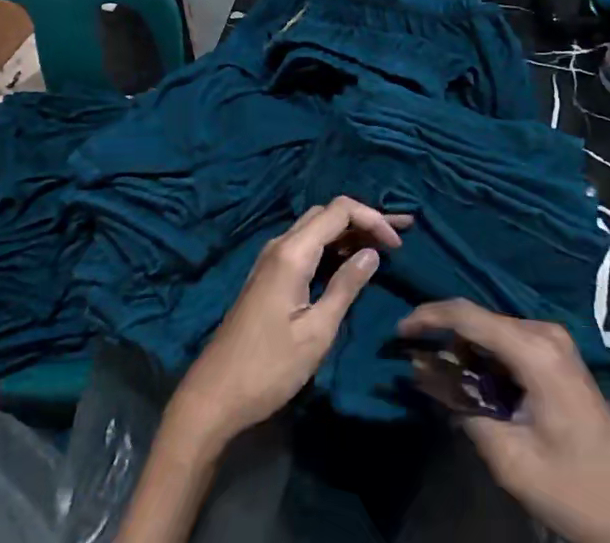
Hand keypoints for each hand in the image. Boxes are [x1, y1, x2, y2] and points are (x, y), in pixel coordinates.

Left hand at [167, 198, 411, 446]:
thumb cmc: (268, 368)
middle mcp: (280, 247)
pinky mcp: (269, 278)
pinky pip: (306, 247)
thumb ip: (346, 286)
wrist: (212, 398)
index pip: (340, 211)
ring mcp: (271, 261)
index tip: (397, 245)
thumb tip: (372, 254)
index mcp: (292, 253)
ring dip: (349, 233)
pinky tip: (351, 263)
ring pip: (315, 229)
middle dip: (364, 219)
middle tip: (397, 237)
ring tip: (383, 246)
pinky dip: (333, 248)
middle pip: (327, 213)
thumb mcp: (317, 331)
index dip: (373, 218)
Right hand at [399, 300, 609, 542]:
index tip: (396, 333)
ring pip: (492, 332)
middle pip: (480, 320)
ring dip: (464, 353)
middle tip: (415, 367)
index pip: (469, 315)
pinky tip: (473, 388)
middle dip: (444, 339)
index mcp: (536, 350)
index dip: (428, 317)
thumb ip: (463, 408)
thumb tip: (424, 373)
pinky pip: (509, 345)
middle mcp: (546, 332)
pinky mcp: (557, 357)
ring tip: (440, 383)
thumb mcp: (509, 457)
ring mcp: (555, 343)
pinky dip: (485, 361)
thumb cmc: (573, 487)